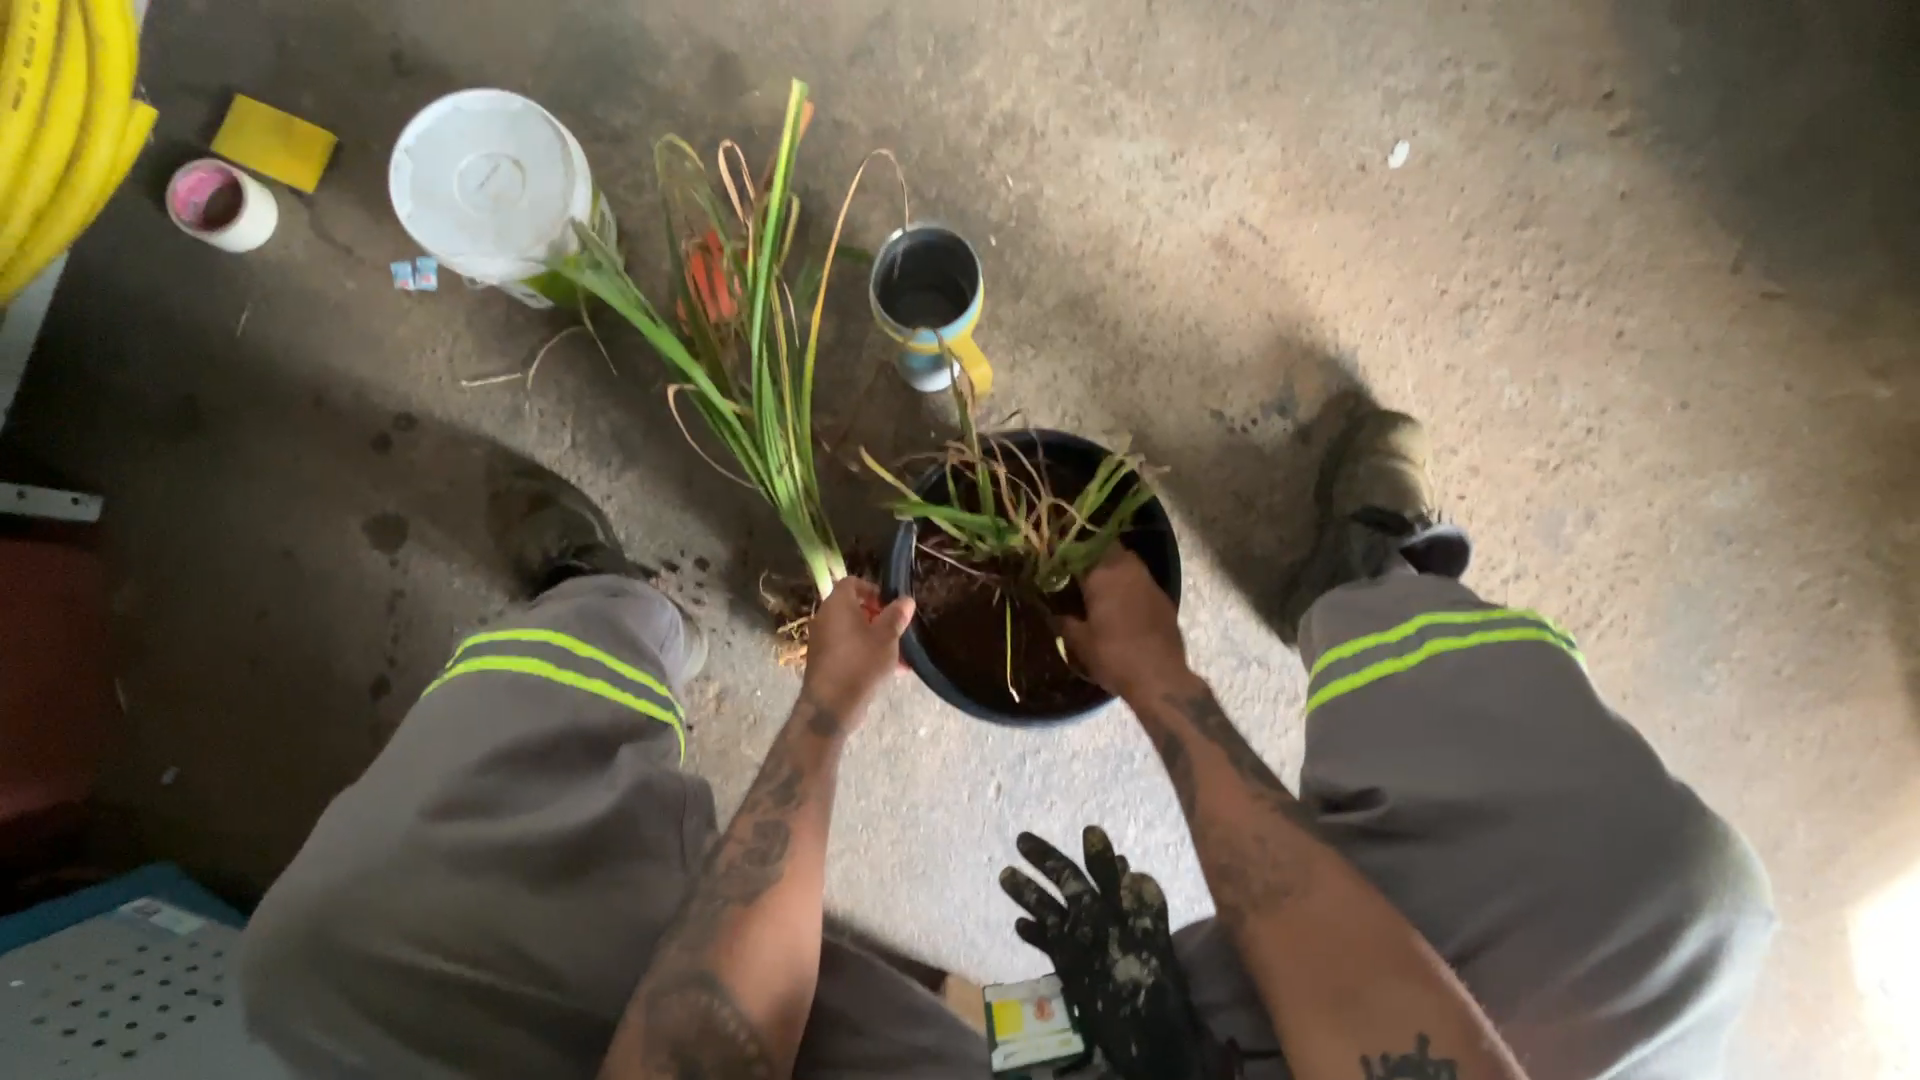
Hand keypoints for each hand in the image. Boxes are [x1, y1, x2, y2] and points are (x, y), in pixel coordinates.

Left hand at [801, 577, 914, 728]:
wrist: (832, 705)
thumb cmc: (861, 662)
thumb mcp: (886, 637)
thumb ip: (896, 616)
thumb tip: (905, 600)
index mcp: (837, 604)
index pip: (852, 582)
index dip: (873, 589)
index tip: (891, 605)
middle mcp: (825, 618)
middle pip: (854, 608)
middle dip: (879, 617)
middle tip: (898, 630)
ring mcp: (822, 640)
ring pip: (854, 631)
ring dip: (877, 638)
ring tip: (901, 655)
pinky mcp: (824, 661)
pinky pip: (848, 648)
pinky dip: (866, 653)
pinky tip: (890, 671)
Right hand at [1000, 827, 1227, 1079]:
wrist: (1150, 1048)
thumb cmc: (1151, 993)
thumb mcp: (1147, 944)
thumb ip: (1137, 907)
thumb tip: (1127, 864)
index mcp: (1124, 913)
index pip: (1107, 875)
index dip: (1097, 854)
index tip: (1087, 830)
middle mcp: (1101, 922)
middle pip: (1071, 885)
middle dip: (1048, 861)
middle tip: (1022, 840)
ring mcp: (1084, 945)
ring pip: (1053, 911)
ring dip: (1030, 895)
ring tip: (1004, 875)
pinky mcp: (1072, 969)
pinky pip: (1050, 945)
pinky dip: (1034, 933)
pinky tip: (1019, 925)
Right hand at [1059, 548, 1190, 700]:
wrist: (1160, 678)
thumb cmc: (1113, 656)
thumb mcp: (1079, 642)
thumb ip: (1064, 622)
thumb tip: (1054, 613)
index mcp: (1102, 575)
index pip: (1080, 549)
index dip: (1066, 551)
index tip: (1055, 557)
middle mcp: (1127, 569)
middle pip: (1108, 548)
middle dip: (1092, 554)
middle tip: (1077, 570)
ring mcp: (1149, 582)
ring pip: (1127, 562)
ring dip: (1113, 567)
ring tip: (1098, 585)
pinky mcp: (1163, 598)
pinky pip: (1141, 581)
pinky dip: (1129, 585)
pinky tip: (1121, 603)